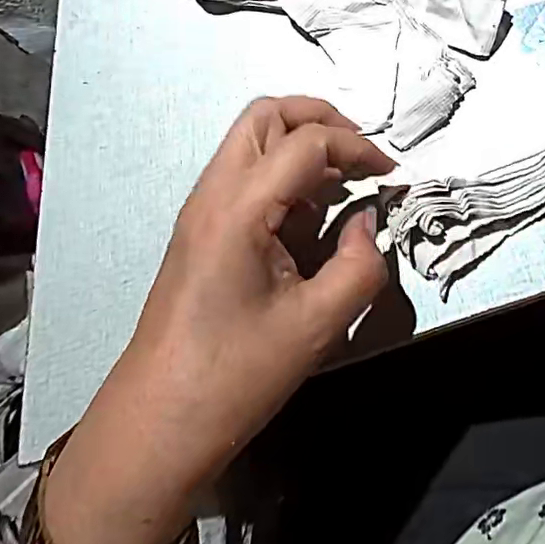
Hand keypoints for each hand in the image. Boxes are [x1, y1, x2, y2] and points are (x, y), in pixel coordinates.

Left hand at [44, 97, 394, 543]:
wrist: (153, 430)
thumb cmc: (234, 377)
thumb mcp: (317, 325)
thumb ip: (360, 264)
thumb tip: (368, 223)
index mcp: (239, 210)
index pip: (307, 141)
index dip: (358, 147)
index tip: (391, 174)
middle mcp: (214, 195)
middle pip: (267, 114)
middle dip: (322, 119)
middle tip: (359, 154)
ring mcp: (203, 209)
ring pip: (253, 137)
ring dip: (303, 142)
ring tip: (342, 180)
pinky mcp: (203, 229)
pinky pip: (248, 171)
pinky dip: (287, 169)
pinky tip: (312, 212)